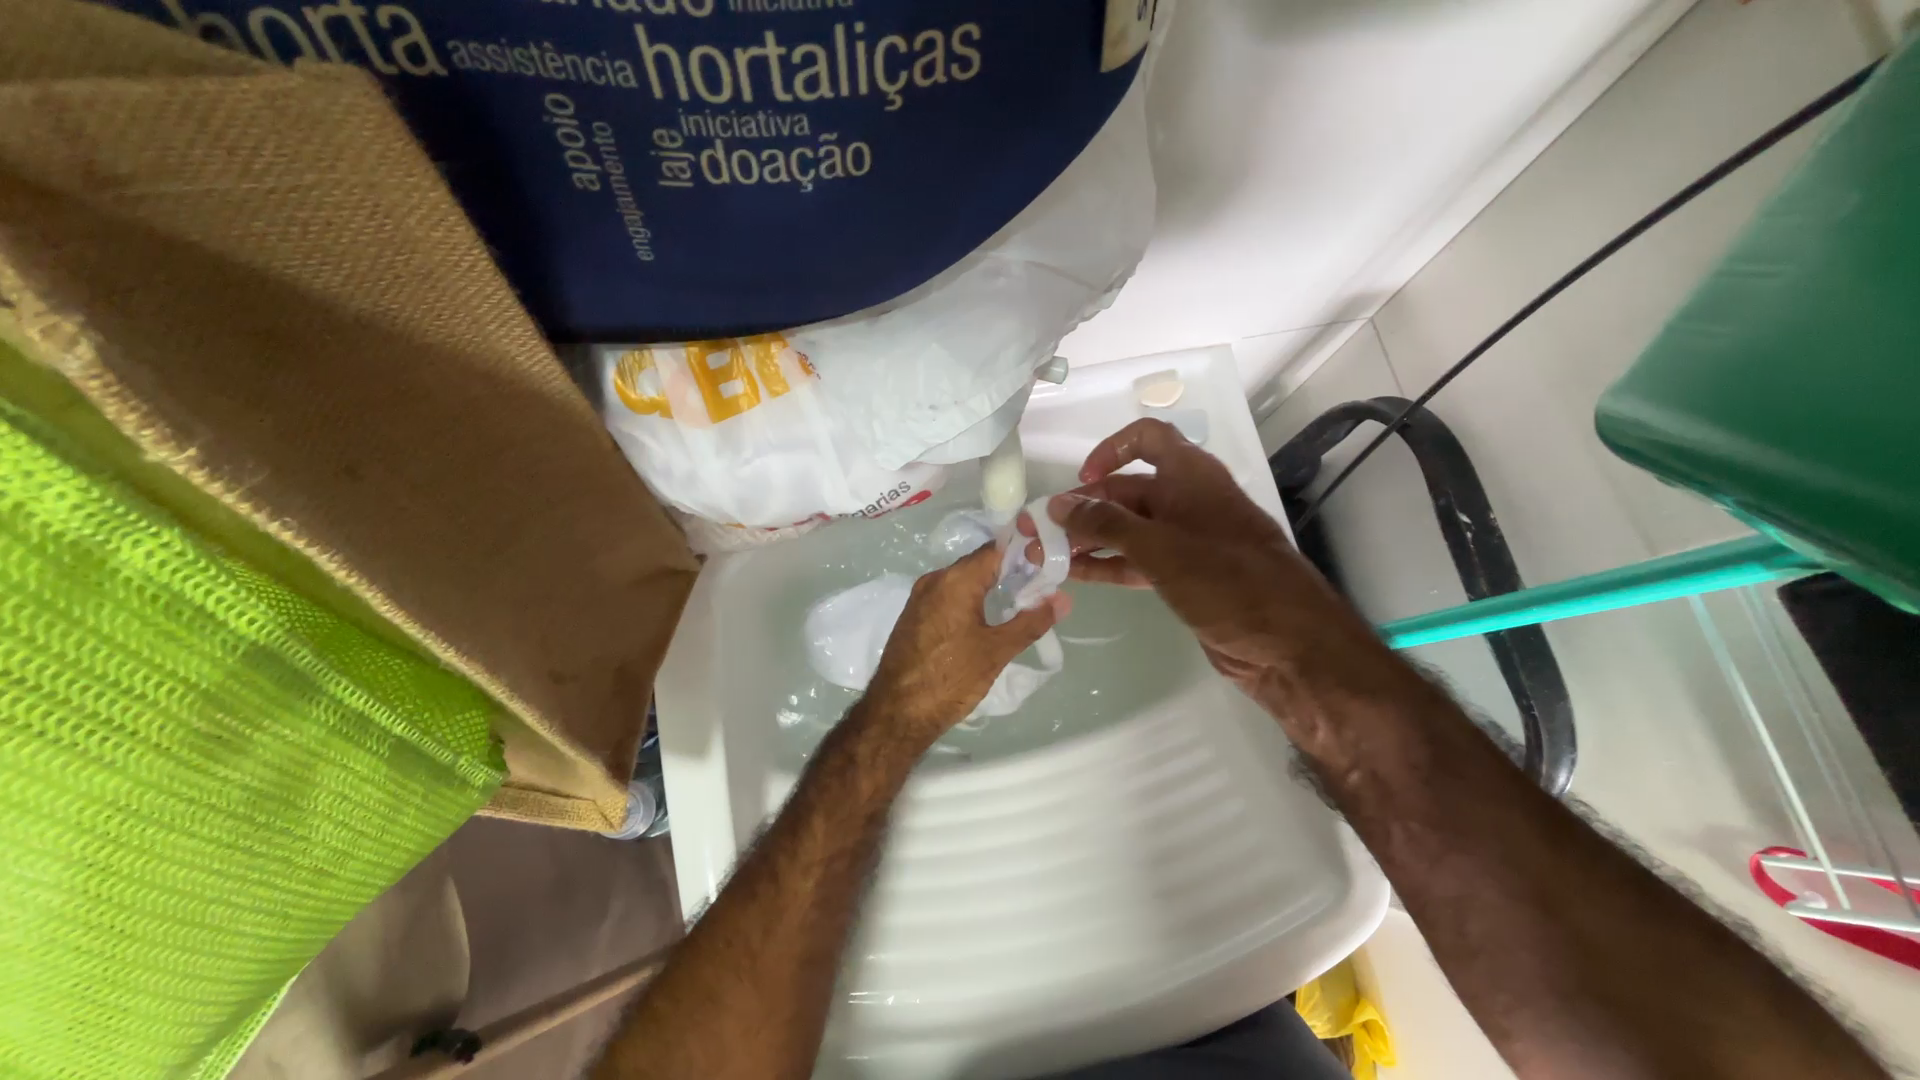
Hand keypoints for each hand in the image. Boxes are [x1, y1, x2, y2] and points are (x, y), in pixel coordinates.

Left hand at [862, 544, 1069, 747]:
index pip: (995, 550)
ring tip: (1020, 600)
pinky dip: (969, 599)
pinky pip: (947, 597)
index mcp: (955, 581)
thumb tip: (1062, 599)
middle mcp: (934, 580)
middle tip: (1040, 583)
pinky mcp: (913, 617)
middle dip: (1009, 570)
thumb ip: (1031, 621)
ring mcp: (919, 598)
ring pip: (962, 581)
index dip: (1023, 552)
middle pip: (978, 564)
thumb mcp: (997, 651)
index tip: (1048, 562)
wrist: (898, 713)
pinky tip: (986, 617)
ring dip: (989, 586)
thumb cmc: (951, 679)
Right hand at [1036, 419, 1391, 709]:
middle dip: (1082, 508)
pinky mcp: (1186, 578)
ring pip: (1128, 530)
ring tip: (1041, 557)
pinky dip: (1107, 566)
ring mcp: (1188, 542)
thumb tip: (1057, 507)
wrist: (1289, 646)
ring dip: (1087, 540)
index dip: (1110, 451)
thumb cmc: (1228, 582)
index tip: (1082, 480)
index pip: (1147, 439)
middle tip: (1034, 530)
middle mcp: (1188, 501)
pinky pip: (1137, 562)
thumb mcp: (1160, 548)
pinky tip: (1073, 576)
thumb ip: (1105, 525)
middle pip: (1127, 491)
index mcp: (1190, 476)